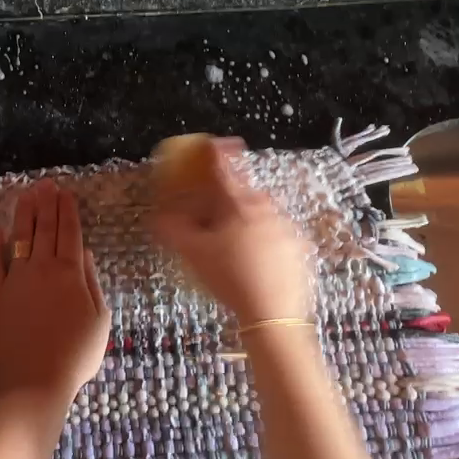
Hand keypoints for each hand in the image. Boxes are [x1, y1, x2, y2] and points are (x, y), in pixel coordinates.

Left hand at [0, 179, 111, 408]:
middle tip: (45, 183)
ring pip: (20, 238)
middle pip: (44, 229)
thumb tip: (85, 252)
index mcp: (70, 273)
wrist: (35, 383)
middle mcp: (42, 268)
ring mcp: (16, 280)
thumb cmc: (75, 356)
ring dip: (23, 214)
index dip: (67, 210)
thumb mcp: (99, 320)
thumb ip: (92, 282)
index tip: (65, 191)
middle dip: (46, 203)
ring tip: (25, 194)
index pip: (69, 232)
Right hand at [149, 138, 313, 322]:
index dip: (217, 151)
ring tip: (233, 242)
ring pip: (263, 213)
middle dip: (230, 197)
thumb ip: (172, 229)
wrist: (274, 315)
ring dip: (248, 218)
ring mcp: (287, 227)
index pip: (226, 167)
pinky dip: (266, 238)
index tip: (215, 143)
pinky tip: (255, 260)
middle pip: (245, 192)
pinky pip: (278, 234)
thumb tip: (157, 215)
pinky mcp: (300, 248)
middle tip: (214, 214)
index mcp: (239, 203)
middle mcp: (267, 207)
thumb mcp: (193, 254)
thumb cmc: (229, 278)